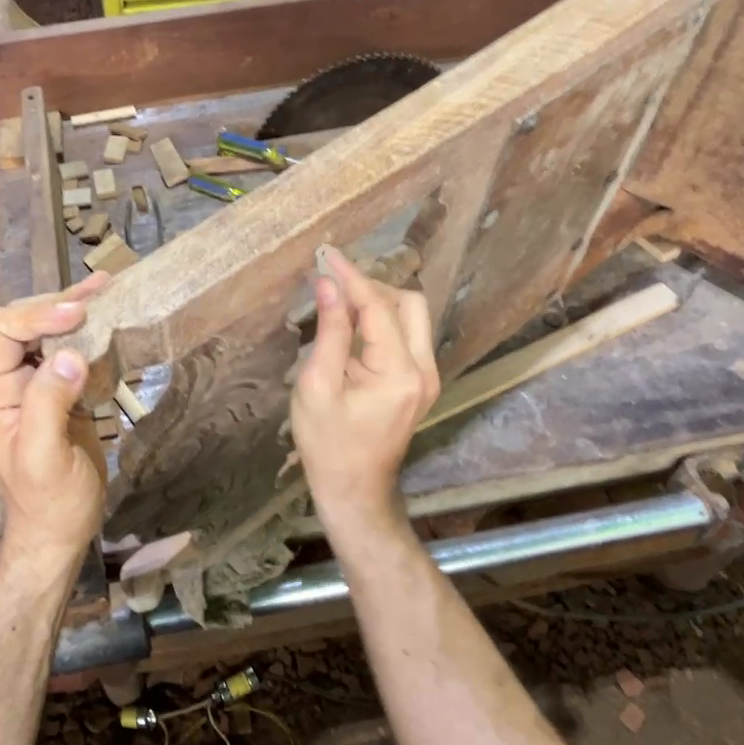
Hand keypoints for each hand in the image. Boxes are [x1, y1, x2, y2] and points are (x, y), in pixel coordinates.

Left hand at [0, 274, 110, 561]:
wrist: (61, 532)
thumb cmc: (50, 502)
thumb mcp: (45, 458)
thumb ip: (49, 403)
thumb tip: (70, 355)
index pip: (3, 330)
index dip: (38, 314)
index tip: (79, 314)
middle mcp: (10, 379)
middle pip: (24, 320)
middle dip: (58, 302)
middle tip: (99, 292)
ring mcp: (36, 383)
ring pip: (48, 330)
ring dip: (75, 307)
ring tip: (107, 287)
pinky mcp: (62, 390)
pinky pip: (71, 348)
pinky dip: (91, 329)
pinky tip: (111, 316)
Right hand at [291, 246, 440, 518]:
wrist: (354, 490)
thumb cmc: (328, 444)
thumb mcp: (317, 387)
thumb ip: (329, 332)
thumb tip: (329, 285)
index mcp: (399, 373)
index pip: (378, 307)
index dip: (352, 277)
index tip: (328, 254)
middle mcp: (424, 370)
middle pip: (408, 304)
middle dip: (372, 287)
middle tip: (334, 284)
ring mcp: (426, 378)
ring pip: (411, 318)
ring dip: (378, 303)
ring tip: (340, 302)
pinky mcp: (419, 384)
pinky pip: (406, 337)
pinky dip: (381, 322)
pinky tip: (353, 326)